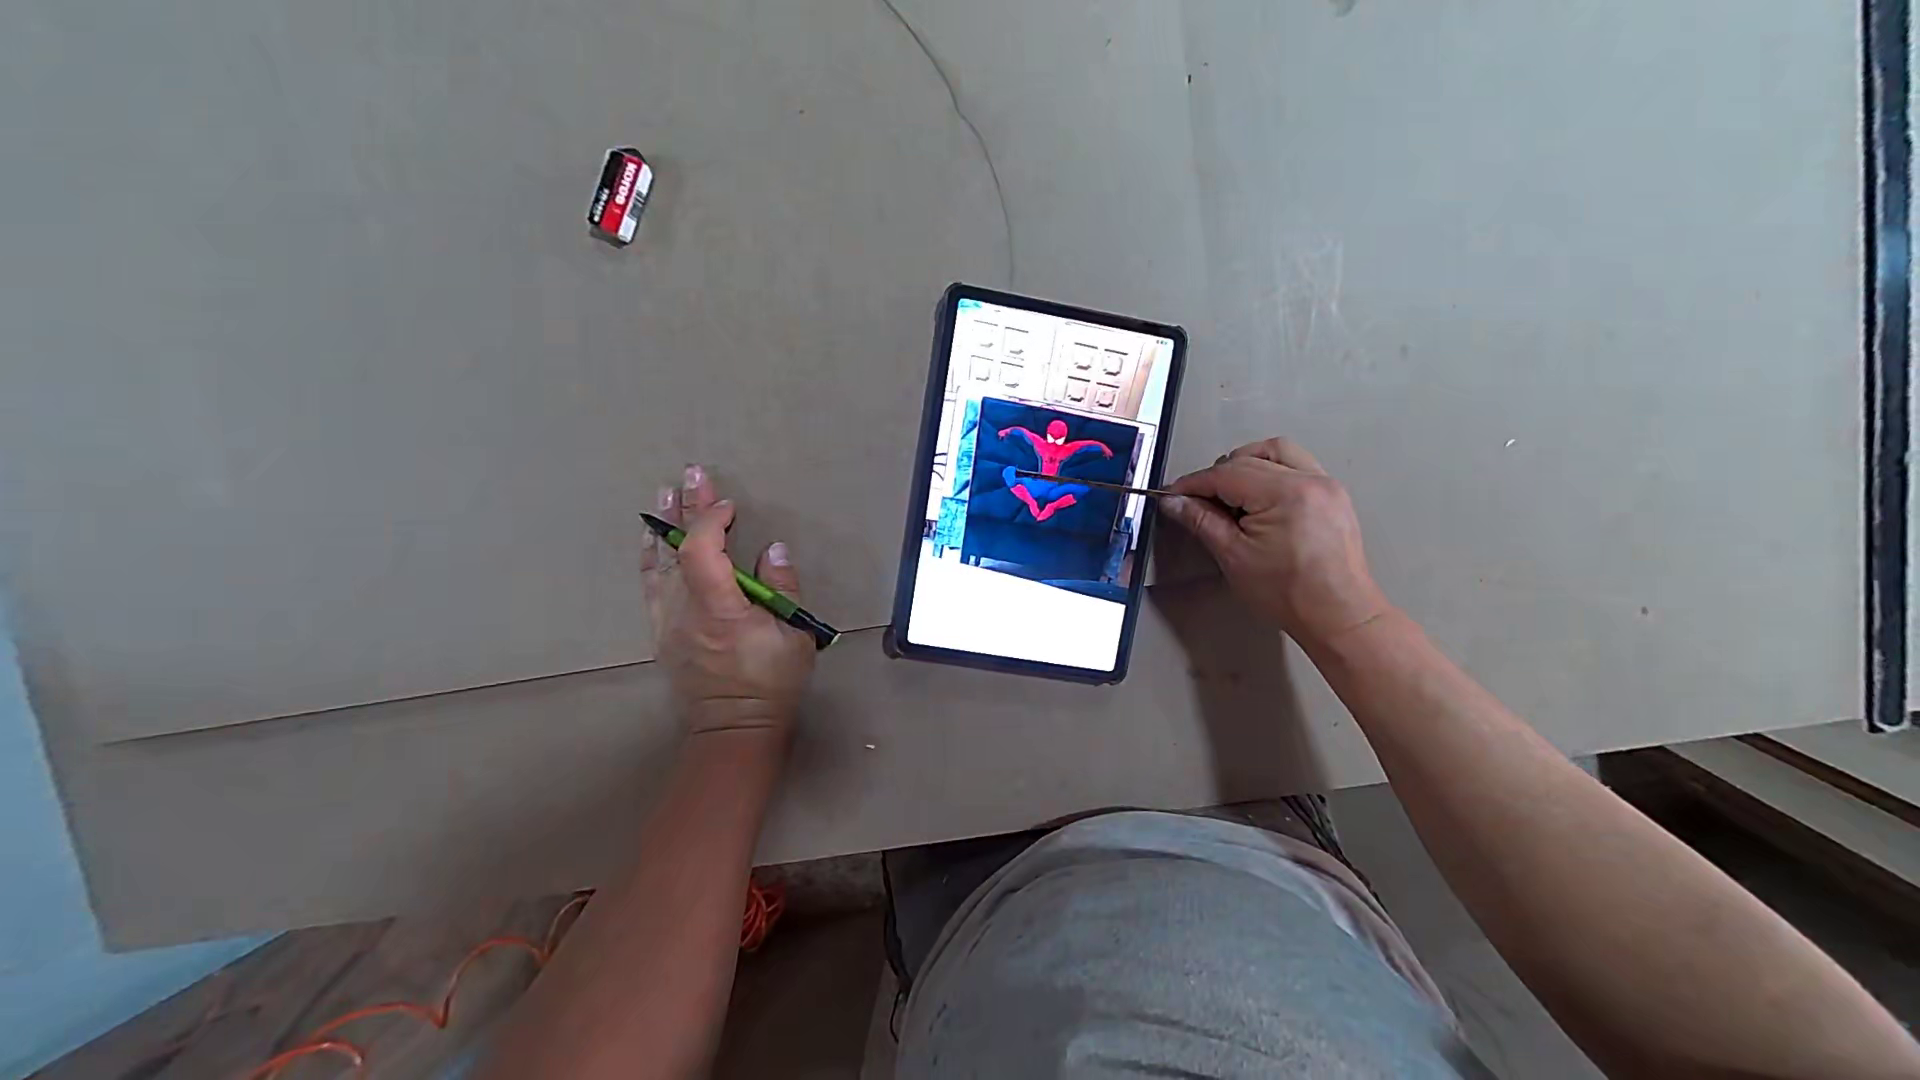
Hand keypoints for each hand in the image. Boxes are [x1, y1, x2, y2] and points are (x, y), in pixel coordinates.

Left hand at [641, 465, 816, 736]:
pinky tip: (652, 538)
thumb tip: (773, 550)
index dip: (712, 521)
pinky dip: (652, 557)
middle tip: (693, 474)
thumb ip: (783, 591)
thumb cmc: (771, 684)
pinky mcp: (663, 631)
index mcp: (719, 612)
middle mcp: (685, 611)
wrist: (733, 728)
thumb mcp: (793, 639)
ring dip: (667, 526)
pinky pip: (651, 585)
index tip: (731, 506)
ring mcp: (668, 621)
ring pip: (661, 563)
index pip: (704, 552)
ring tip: (666, 492)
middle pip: (680, 550)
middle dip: (688, 509)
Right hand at [1158, 438, 1390, 648]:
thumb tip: (1176, 503)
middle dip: (1217, 477)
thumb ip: (1201, 520)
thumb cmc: (1293, 594)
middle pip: (1249, 459)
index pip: (1227, 473)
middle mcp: (1311, 481)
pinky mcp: (1331, 496)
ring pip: (1275, 453)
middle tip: (1197, 502)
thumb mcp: (1233, 556)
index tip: (1174, 495)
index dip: (1193, 483)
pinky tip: (1256, 500)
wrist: (1337, 616)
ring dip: (1245, 465)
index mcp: (1287, 494)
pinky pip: (1296, 466)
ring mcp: (1326, 486)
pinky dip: (1270, 473)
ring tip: (1229, 497)